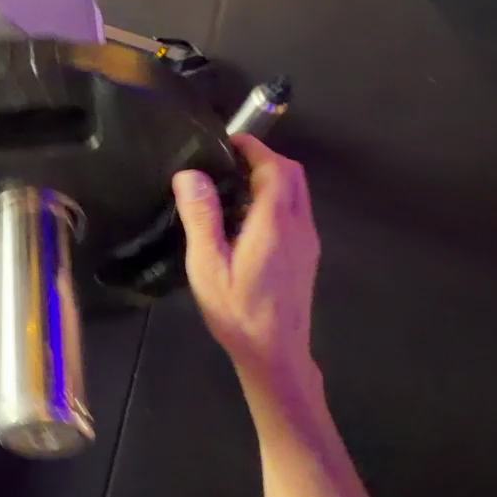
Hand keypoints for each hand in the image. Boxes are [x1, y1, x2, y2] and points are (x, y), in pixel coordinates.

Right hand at [172, 134, 320, 386]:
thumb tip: (190, 174)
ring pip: (296, 193)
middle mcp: (298, 226)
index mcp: (275, 224)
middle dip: (264, 159)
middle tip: (227, 159)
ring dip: (270, 178)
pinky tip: (243, 216)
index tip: (227, 140)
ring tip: (230, 183)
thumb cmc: (237, 311)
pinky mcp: (305, 256)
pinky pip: (294, 211)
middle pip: (292, 176)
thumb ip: (201, 217)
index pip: (274, 169)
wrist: (275, 356)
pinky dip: (273, 198)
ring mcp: (306, 242)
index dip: (254, 148)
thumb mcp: (208, 265)